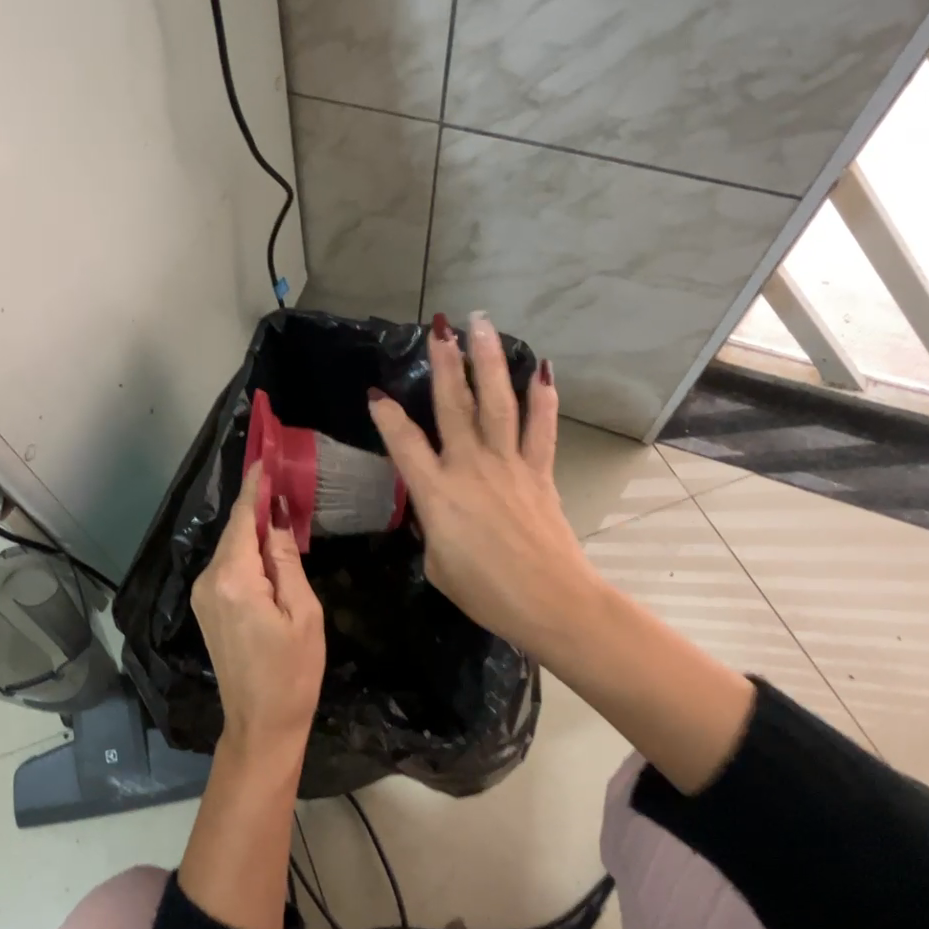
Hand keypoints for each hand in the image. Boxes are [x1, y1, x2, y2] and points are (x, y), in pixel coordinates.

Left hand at [191, 463, 325, 754]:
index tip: (266, 458)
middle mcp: (209, 580)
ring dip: (253, 531)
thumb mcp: (303, 613)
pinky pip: (227, 568)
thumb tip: (279, 520)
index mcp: (234, 579)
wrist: (261, 724)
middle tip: (282, 481)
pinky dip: (246, 553)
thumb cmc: (292, 673)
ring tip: (282, 510)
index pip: (245, 519)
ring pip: (230, 549)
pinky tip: (268, 548)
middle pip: (235, 532)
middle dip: (257, 507)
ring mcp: (203, 595)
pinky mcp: (206, 608)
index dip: (256, 488)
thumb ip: (287, 560)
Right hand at [366, 311, 598, 650]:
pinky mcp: (540, 472)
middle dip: (446, 363)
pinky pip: (541, 427)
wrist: (551, 602)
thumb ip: (434, 528)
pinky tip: (543, 369)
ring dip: (489, 362)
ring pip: (497, 403)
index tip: (376, 393)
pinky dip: (543, 398)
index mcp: (436, 493)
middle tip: (440, 327)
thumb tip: (440, 510)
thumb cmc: (486, 593)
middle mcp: (470, 467)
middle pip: (454, 406)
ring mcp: (509, 465)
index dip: (386, 416)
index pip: (404, 443)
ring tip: (482, 326)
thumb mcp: (438, 565)